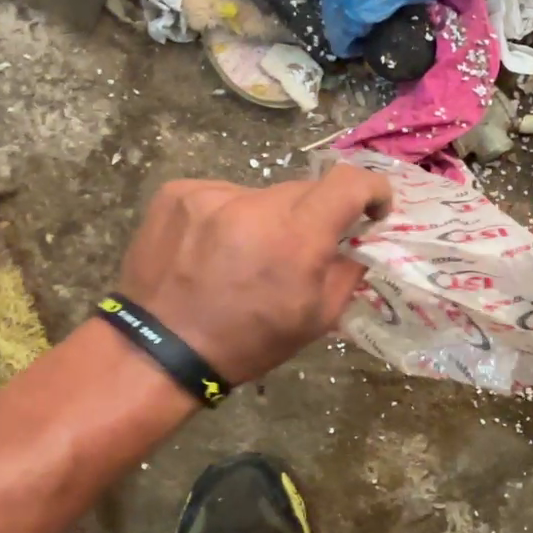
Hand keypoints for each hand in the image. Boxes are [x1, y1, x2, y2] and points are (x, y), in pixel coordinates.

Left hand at [115, 165, 391, 383]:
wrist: (158, 350)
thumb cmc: (249, 341)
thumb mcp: (318, 318)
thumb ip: (349, 270)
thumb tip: (362, 238)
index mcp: (296, 239)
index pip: (349, 183)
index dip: (373, 189)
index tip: (374, 207)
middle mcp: (255, 206)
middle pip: (307, 189)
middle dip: (315, 214)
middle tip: (303, 247)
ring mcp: (211, 195)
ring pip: (263, 194)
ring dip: (269, 217)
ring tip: (247, 255)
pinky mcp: (178, 192)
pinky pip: (224, 195)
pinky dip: (230, 215)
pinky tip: (214, 248)